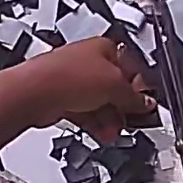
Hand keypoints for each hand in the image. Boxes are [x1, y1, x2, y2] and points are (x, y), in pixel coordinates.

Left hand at [0, 38, 155, 142]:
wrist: (34, 92)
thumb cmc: (67, 76)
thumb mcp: (114, 86)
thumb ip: (134, 97)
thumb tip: (146, 103)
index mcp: (105, 48)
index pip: (132, 67)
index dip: (141, 87)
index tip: (147, 104)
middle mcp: (88, 62)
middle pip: (115, 87)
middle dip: (124, 107)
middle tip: (131, 121)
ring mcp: (74, 81)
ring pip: (100, 102)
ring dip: (110, 119)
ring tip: (114, 132)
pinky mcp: (63, 99)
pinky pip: (85, 112)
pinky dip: (95, 123)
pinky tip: (102, 133)